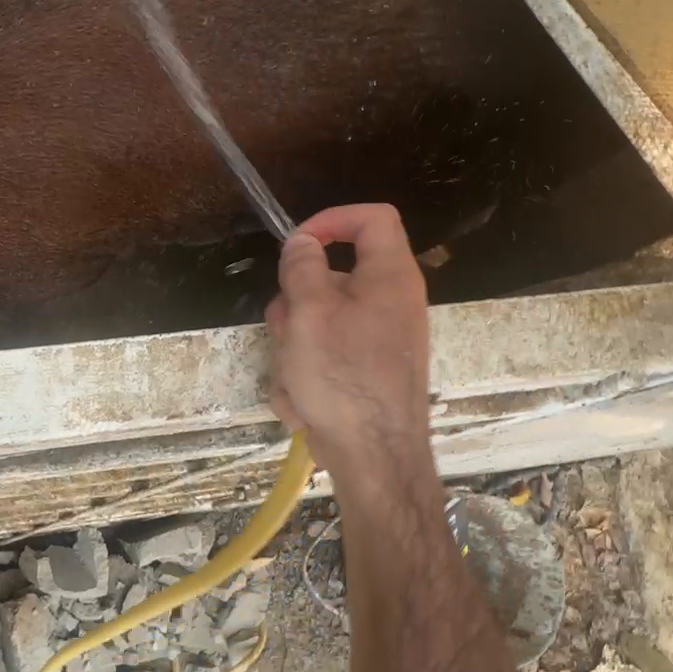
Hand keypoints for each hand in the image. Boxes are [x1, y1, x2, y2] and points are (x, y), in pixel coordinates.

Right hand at [266, 204, 433, 479]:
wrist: (372, 451)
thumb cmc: (342, 376)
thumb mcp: (309, 314)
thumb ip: (302, 270)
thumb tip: (301, 243)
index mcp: (387, 277)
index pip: (371, 220)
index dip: (331, 220)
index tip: (294, 245)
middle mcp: (388, 303)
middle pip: (330, 280)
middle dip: (294, 307)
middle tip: (284, 330)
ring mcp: (376, 341)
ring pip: (317, 326)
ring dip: (293, 352)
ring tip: (294, 379)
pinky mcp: (362, 373)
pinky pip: (322, 361)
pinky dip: (304, 379)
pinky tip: (303, 403)